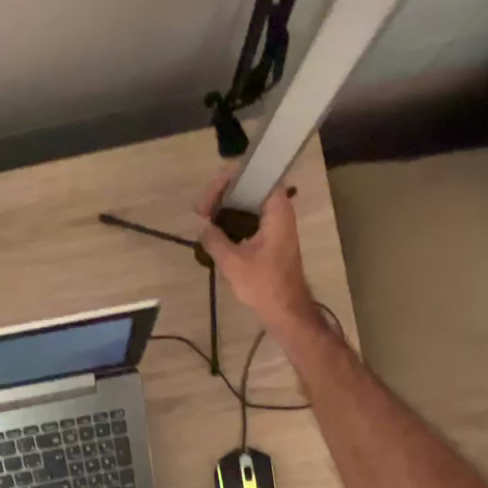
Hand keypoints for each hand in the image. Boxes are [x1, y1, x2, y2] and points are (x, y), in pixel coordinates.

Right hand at [196, 171, 316, 333]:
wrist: (286, 311)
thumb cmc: (264, 286)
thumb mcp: (233, 262)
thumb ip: (215, 239)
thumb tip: (204, 228)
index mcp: (276, 209)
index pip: (254, 175)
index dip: (228, 180)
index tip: (208, 200)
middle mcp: (279, 211)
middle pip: (249, 187)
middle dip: (222, 195)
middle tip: (200, 211)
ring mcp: (277, 224)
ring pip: (248, 204)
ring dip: (225, 209)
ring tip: (204, 220)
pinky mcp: (272, 238)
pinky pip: (250, 219)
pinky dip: (233, 221)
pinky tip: (216, 233)